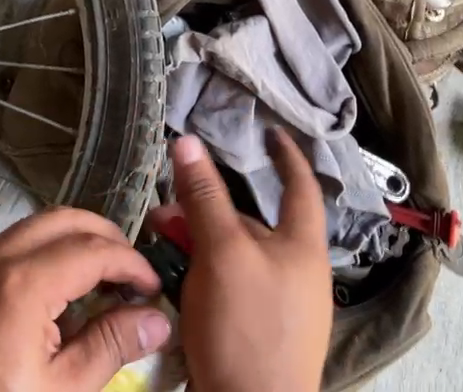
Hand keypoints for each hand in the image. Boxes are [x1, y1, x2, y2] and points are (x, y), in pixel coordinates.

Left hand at [0, 207, 170, 391]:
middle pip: (62, 219)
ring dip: (74, 240)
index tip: (154, 284)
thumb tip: (155, 320)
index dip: (129, 262)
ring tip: (105, 279)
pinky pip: (14, 245)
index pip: (90, 249)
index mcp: (21, 284)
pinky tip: (65, 292)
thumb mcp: (64, 389)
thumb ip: (111, 345)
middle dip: (103, 236)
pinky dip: (46, 251)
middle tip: (133, 270)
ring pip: (36, 226)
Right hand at [152, 131, 332, 391]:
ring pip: (233, 254)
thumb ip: (203, 196)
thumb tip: (187, 140)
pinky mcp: (256, 331)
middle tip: (166, 206)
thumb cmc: (247, 326)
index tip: (269, 131)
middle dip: (208, 206)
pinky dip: (202, 271)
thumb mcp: (221, 251)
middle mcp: (295, 272)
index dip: (286, 155)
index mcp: (302, 248)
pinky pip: (228, 285)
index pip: (300, 186)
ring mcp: (277, 305)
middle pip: (250, 222)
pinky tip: (173, 275)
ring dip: (197, 240)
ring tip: (160, 240)